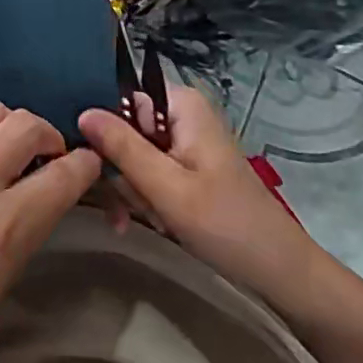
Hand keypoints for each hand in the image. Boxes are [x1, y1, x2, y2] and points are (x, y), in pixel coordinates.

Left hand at [0, 101, 101, 362]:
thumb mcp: (13, 264)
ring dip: (12, 123)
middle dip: (49, 135)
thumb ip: (39, 212)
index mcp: (6, 228)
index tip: (88, 162)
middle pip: (28, 125)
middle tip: (48, 154)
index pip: (64, 175)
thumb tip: (62, 173)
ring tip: (11, 145)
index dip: (85, 164)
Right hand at [79, 85, 316, 289]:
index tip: (91, 156)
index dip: (101, 122)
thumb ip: (123, 146)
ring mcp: (184, 139)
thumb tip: (83, 111)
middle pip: (124, 125)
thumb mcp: (167, 187)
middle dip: (118, 167)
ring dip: (130, 187)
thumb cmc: (225, 223)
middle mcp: (180, 113)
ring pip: (133, 151)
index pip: (122, 92)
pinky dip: (143, 194)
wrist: (279, 271)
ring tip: (137, 218)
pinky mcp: (185, 164)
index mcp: (181, 103)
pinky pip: (148, 168)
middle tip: (122, 205)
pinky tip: (146, 220)